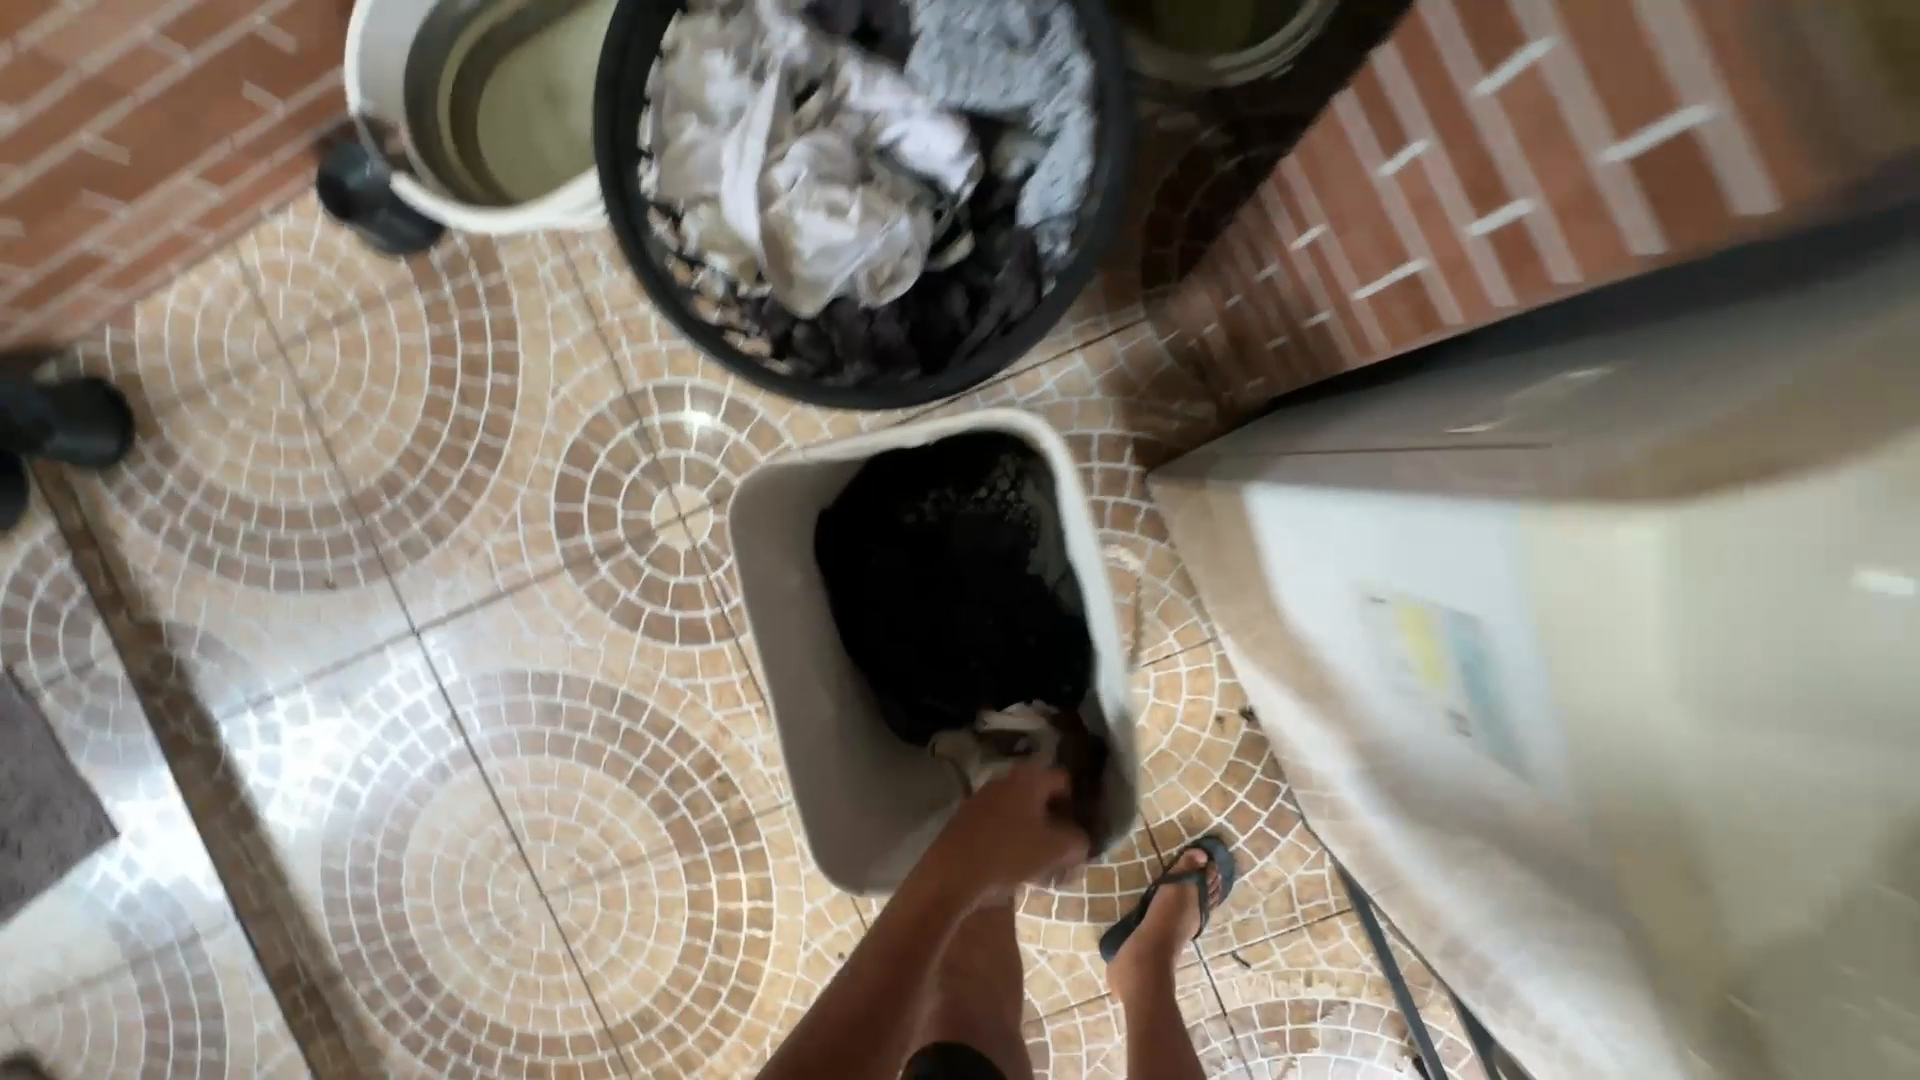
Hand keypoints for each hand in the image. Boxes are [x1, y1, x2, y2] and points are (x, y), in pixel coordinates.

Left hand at [920, 766, 1091, 906]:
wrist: (951, 873)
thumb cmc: (1009, 854)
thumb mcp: (1056, 850)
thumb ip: (1078, 840)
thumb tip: (1079, 840)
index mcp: (1029, 778)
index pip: (1065, 781)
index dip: (1077, 806)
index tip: (1079, 833)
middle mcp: (1005, 780)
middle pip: (1041, 798)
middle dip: (1055, 825)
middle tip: (1062, 854)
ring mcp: (983, 797)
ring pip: (1021, 814)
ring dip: (1034, 836)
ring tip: (1040, 868)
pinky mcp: (967, 818)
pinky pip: (1000, 825)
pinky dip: (1011, 842)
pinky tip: (1013, 869)